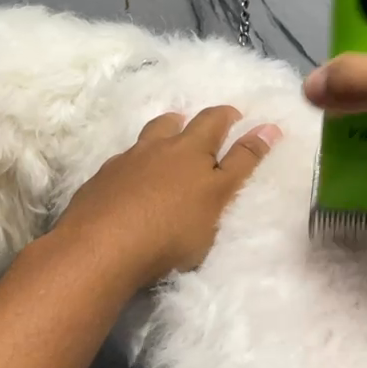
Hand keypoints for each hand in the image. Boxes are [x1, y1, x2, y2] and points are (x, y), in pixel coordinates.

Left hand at [53, 107, 280, 278]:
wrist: (100, 250)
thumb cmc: (173, 227)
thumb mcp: (220, 197)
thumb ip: (244, 162)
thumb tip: (269, 126)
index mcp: (190, 149)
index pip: (215, 122)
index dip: (229, 117)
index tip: (239, 117)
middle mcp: (155, 147)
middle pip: (173, 123)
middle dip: (191, 120)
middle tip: (203, 127)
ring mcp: (122, 164)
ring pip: (143, 140)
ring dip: (159, 138)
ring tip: (166, 149)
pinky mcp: (97, 184)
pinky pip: (119, 165)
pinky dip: (132, 167)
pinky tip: (131, 185)